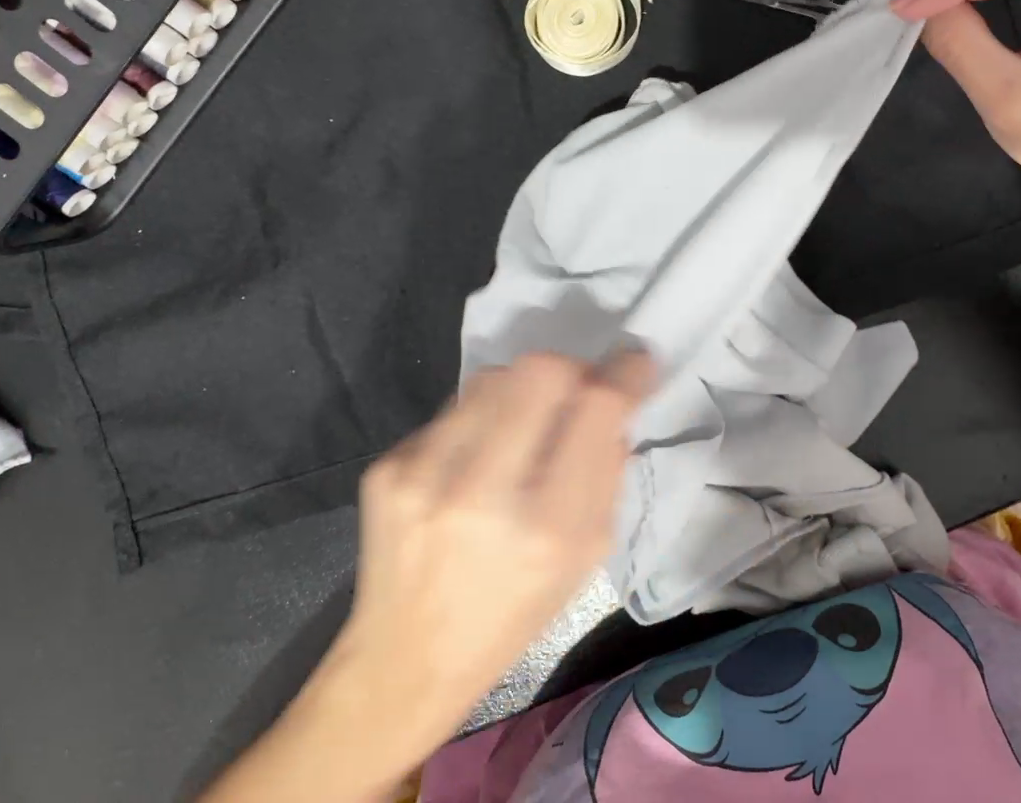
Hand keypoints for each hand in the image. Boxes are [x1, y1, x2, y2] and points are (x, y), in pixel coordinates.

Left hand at [202, 351, 653, 801]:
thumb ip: (606, 473)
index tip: (634, 361)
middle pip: (539, 370)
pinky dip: (479, 421)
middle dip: (571, 370)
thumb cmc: (514, 614)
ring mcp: (423, 473)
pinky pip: (452, 410)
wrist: (406, 660)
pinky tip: (475, 461)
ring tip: (525, 427)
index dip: (623, 372)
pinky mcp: (386, 466)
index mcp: (547, 527)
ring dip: (523, 391)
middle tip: (577, 391)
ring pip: (492, 377)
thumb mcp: (586, 558)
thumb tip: (613, 402)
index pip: (595, 408)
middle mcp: (480, 491)